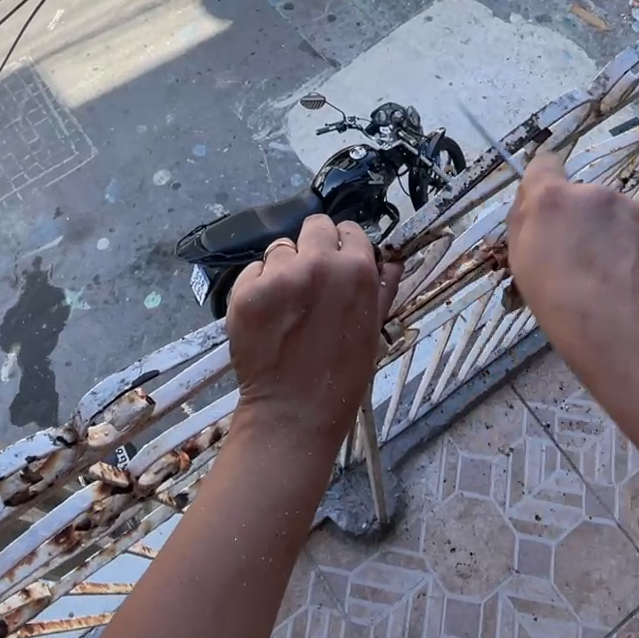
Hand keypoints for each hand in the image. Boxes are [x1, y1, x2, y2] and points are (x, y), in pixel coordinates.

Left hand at [225, 215, 400, 448]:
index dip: (343, 246)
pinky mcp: (246, 291)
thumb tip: (392, 259)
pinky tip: (267, 315)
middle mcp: (318, 263)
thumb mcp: (374, 327)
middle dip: (313, 246)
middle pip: (313, 226)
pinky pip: (252, 270)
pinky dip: (258, 287)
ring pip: (280, 248)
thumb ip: (383, 287)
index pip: (348, 229)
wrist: (295, 411)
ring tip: (287, 303)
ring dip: (284, 267)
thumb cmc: (343, 374)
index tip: (338, 264)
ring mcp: (279, 276)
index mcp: (357, 269)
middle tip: (310, 278)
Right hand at [505, 153, 638, 380]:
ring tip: (607, 279)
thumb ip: (525, 222)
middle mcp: (594, 194)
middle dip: (577, 219)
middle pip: (580, 197)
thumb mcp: (521, 262)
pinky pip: (638, 235)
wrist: (627, 335)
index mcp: (553, 198)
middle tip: (576, 261)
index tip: (544, 210)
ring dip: (606, 236)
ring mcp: (633, 211)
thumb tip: (533, 203)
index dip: (542, 183)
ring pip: (612, 216)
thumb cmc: (559, 302)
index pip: (544, 163)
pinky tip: (630, 284)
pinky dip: (632, 252)